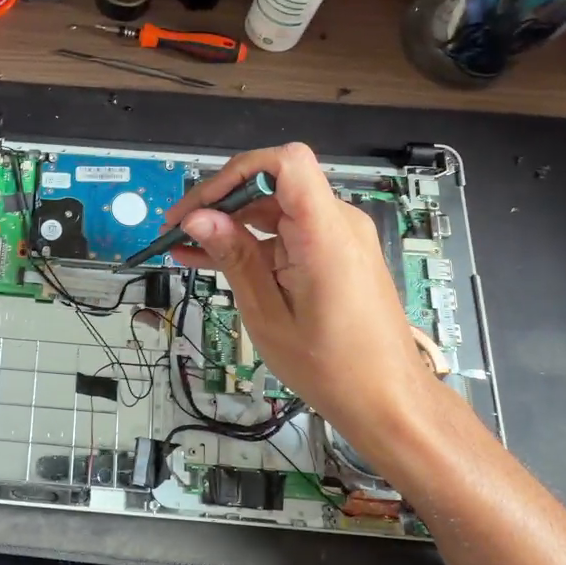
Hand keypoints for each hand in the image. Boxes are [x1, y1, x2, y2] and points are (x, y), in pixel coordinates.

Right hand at [164, 143, 448, 464]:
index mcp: (325, 234)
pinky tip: (210, 259)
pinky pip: (288, 233)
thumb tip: (197, 219)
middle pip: (273, 183)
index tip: (201, 206)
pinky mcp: (335, 252)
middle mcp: (337, 223)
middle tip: (176, 229)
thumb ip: (234, 258)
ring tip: (183, 246)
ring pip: (275, 207)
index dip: (237, 171)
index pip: (286, 163)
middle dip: (221, 201)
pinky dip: (252, 242)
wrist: (390, 402)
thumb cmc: (332, 368)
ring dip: (230, 223)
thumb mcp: (269, 316)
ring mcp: (339, 237)